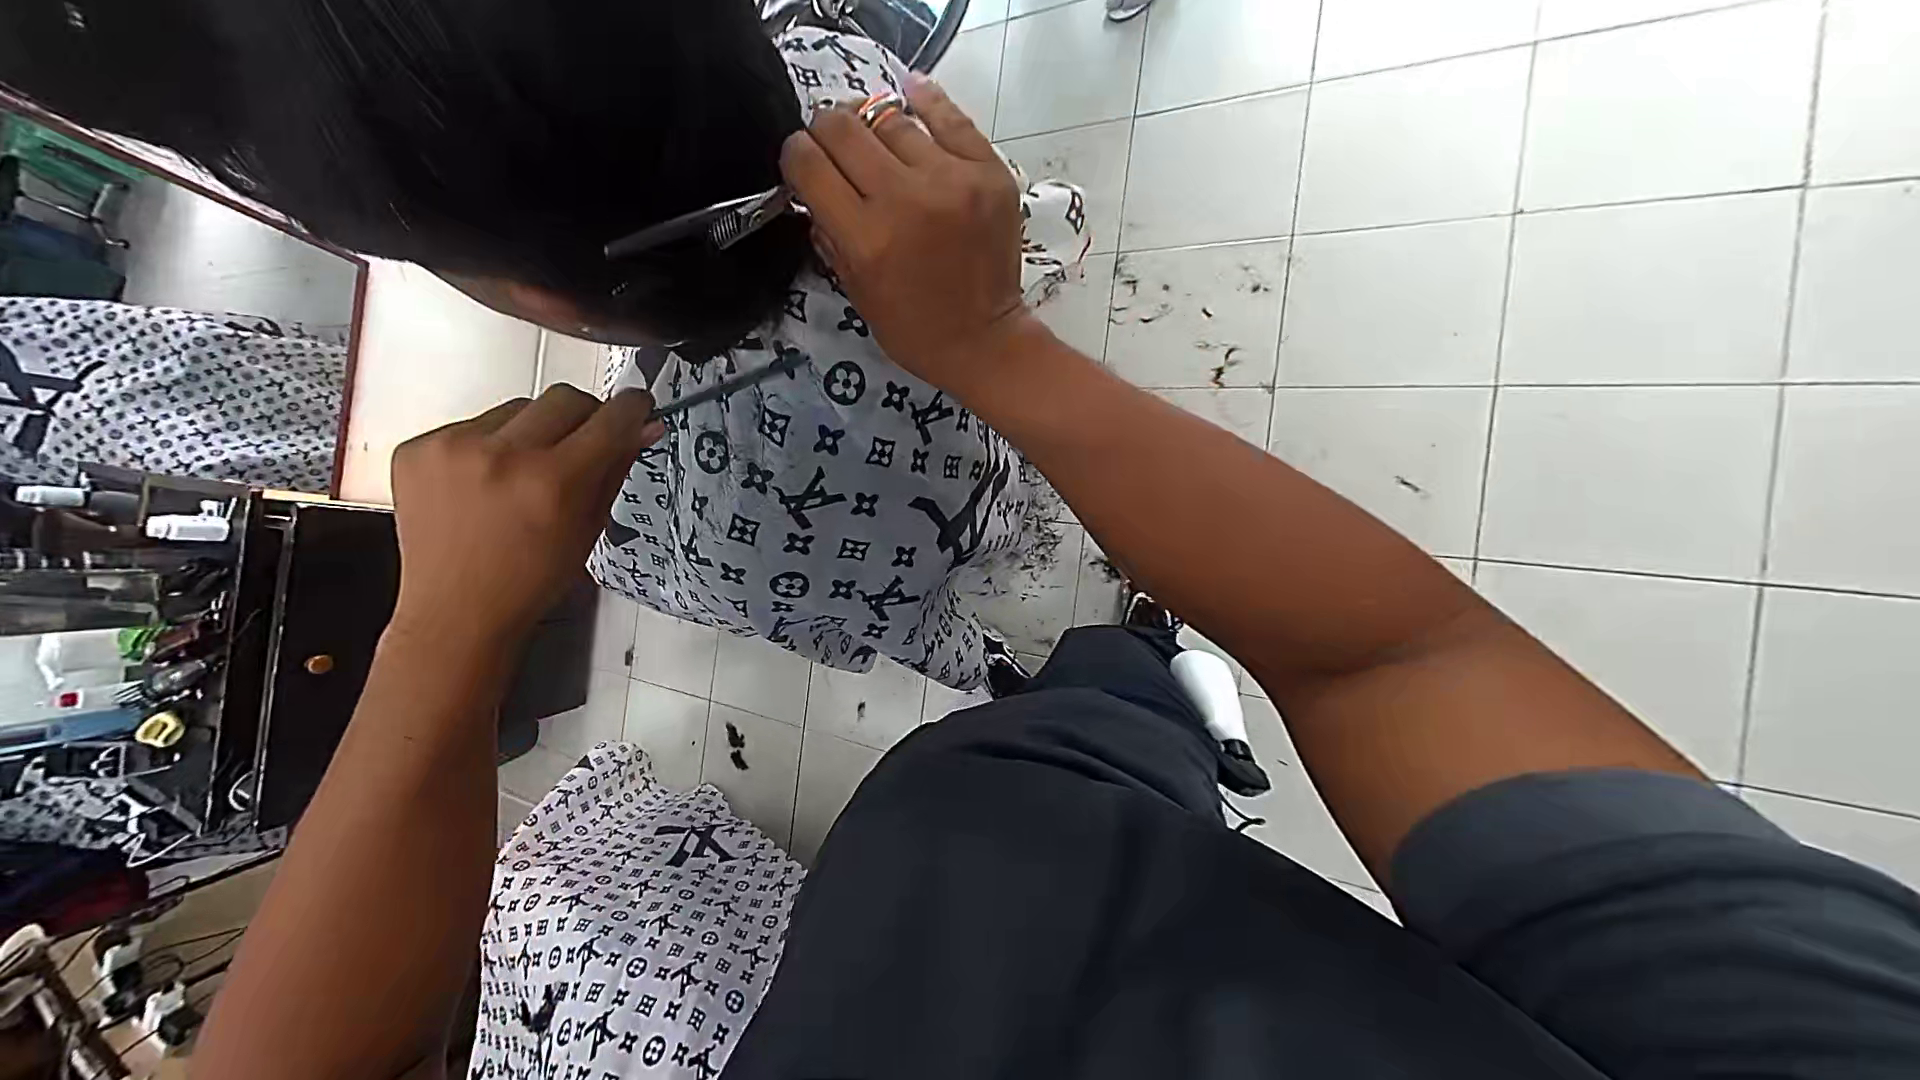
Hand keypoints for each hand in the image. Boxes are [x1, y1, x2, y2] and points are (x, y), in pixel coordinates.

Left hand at [387, 385, 662, 651]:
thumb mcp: (591, 526)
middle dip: (585, 416)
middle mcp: (502, 456)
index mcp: (554, 482)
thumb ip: (616, 468)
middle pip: (565, 398)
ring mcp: (453, 448)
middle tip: (585, 443)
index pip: (610, 419)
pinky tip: (489, 480)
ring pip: (519, 407)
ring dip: (536, 429)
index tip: (637, 406)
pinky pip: (475, 423)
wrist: (458, 609)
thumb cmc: (531, 578)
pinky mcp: (418, 448)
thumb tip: (642, 429)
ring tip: (528, 470)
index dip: (632, 409)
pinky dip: (491, 443)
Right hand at [780, 73, 1040, 393]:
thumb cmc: (916, 331)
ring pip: (891, 117)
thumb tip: (814, 190)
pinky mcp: (988, 173)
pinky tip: (911, 100)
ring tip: (880, 146)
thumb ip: (831, 239)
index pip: (808, 162)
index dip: (796, 156)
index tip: (805, 165)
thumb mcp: (858, 295)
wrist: (984, 341)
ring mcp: (951, 181)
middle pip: (842, 126)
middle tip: (837, 150)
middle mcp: (905, 200)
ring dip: (875, 128)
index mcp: (866, 238)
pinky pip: (949, 116)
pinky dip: (924, 103)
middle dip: (828, 133)